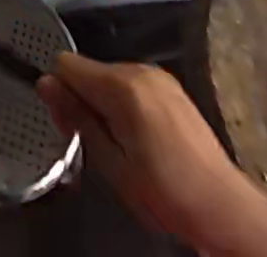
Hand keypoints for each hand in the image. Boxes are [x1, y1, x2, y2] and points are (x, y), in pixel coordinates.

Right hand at [36, 54, 266, 255]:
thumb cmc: (163, 191)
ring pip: (111, 77)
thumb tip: (46, 84)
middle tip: (96, 147)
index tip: (69, 126)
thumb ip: (77, 117)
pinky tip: (139, 138)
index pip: (68, 63)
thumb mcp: (110, 163)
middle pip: (90, 69)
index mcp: (123, 85)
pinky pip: (132, 83)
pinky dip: (125, 103)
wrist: (220, 203)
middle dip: (82, 100)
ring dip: (104, 104)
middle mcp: (141, 68)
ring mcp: (159, 75)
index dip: (61, 93)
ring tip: (121, 147)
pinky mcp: (171, 85)